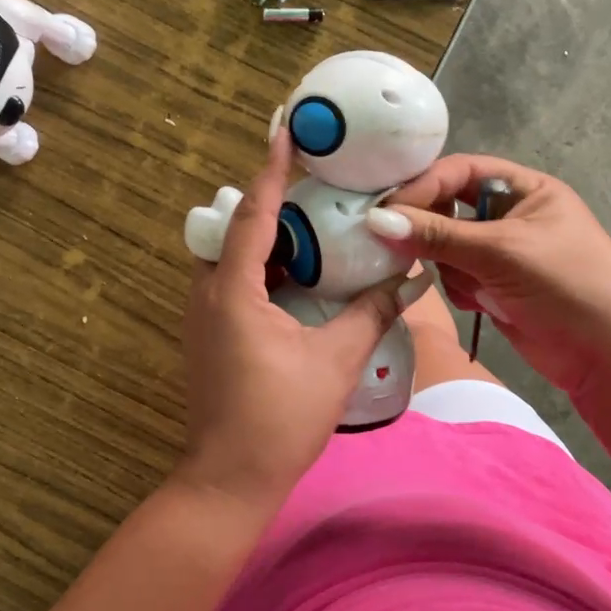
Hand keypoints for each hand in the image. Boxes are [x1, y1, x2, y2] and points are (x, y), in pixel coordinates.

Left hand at [180, 131, 430, 503]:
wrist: (228, 480)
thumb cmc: (278, 419)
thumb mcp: (334, 361)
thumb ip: (370, 313)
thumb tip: (408, 280)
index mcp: (232, 288)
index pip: (252, 212)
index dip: (270, 169)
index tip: (283, 130)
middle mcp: (208, 292)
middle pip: (235, 227)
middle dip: (270, 202)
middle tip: (313, 185)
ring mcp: (203, 314)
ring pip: (232, 256)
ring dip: (267, 238)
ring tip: (313, 225)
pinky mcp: (209, 333)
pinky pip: (233, 281)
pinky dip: (263, 268)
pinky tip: (299, 276)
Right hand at [365, 155, 610, 397]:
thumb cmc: (569, 290)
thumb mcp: (501, 254)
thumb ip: (436, 235)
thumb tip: (376, 220)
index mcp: (528, 189)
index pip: (461, 171)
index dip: (424, 185)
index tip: (387, 210)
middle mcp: (513, 214)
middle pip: (449, 206)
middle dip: (432, 228)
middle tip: (398, 243)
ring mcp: (503, 252)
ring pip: (445, 244)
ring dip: (448, 264)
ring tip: (469, 285)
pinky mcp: (495, 286)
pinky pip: (455, 275)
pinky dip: (460, 288)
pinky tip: (480, 305)